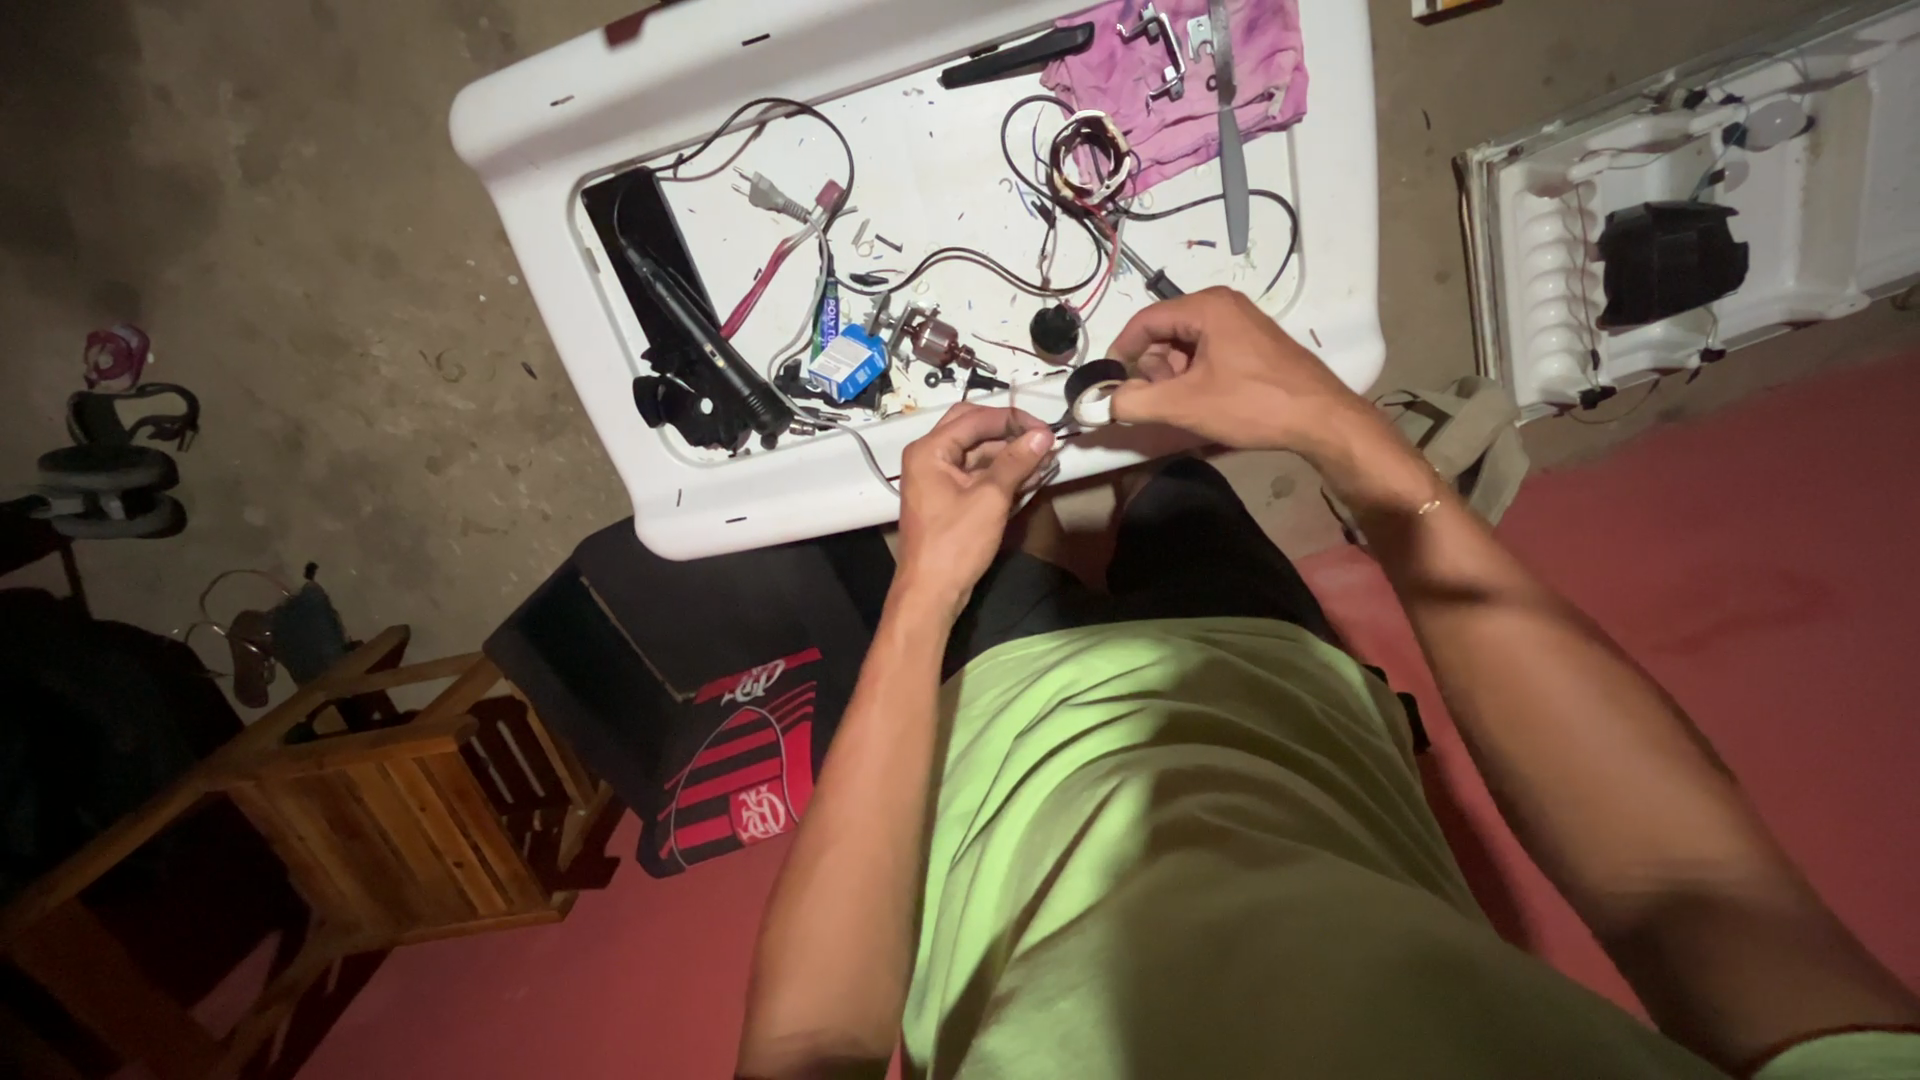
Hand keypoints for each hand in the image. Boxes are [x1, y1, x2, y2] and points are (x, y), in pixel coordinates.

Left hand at [893, 404, 1055, 621]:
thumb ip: (1016, 461)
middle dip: (1008, 431)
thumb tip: (1043, 435)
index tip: (1045, 429)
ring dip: (1008, 454)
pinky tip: (1029, 476)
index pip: (975, 417)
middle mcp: (928, 457)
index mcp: (929, 450)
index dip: (1012, 419)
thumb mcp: (991, 498)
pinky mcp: (947, 498)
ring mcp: (936, 478)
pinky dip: (1000, 473)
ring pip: (976, 452)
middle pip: (972, 428)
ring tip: (1043, 459)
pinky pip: (975, 474)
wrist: (931, 591)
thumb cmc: (956, 543)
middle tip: (1040, 438)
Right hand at [1107, 287, 1432, 512]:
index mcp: (1206, 307)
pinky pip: (1206, 354)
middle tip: (1158, 400)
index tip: (1109, 383)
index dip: (1120, 352)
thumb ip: (1133, 402)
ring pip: (1184, 346)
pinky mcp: (1251, 345)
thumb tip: (1100, 402)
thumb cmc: (1251, 404)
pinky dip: (1193, 377)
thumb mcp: (1184, 405)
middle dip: (1152, 369)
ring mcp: (1240, 324)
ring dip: (1172, 377)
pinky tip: (1202, 403)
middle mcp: (1222, 306)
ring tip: (1183, 406)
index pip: (1144, 320)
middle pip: (1164, 332)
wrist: (1320, 419)